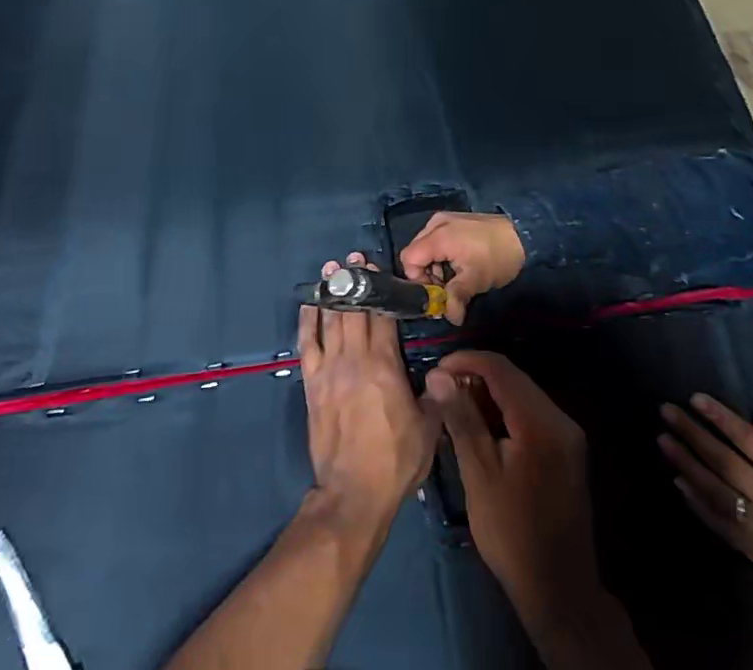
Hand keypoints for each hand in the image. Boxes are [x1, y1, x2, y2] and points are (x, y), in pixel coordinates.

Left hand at [298, 253, 440, 527]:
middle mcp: (354, 361)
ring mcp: (329, 372)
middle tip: (356, 258)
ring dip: (331, 293)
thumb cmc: (397, 460)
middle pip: (354, 311)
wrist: (353, 494)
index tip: (382, 269)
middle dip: (356, 282)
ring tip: (332, 268)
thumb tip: (444, 372)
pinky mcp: (312, 386)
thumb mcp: (430, 427)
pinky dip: (308, 322)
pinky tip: (309, 305)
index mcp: (384, 366)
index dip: (382, 291)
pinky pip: (308, 346)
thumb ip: (438, 394)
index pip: (382, 317)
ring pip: (330, 322)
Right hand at [399, 212, 525, 322]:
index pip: (408, 259)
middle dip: (427, 274)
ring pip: (426, 246)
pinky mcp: (456, 219)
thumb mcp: (475, 281)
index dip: (417, 279)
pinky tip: (461, 263)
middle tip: (447, 287)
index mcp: (438, 235)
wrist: (525, 234)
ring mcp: (446, 218)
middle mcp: (436, 223)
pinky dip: (443, 253)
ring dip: (436, 265)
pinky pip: (437, 238)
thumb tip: (451, 319)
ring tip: (457, 277)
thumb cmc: (497, 256)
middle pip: (416, 252)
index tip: (436, 292)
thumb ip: (456, 299)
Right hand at [424, 350, 596, 618]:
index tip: (434, 370)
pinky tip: (481, 428)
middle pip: (515, 380)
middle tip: (439, 392)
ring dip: (489, 396)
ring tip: (453, 409)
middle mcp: (561, 419)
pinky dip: (505, 414)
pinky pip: (532, 417)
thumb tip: (438, 375)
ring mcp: (568, 436)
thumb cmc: (512, 532)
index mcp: (542, 421)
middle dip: (476, 378)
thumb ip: (461, 419)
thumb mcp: (479, 473)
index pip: (502, 370)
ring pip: (523, 397)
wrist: (558, 586)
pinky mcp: (566, 451)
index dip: (467, 361)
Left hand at [658, 394, 752, 634]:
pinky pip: (716, 521)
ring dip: (685, 462)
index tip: (695, 399)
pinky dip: (695, 500)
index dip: (720, 417)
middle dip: (692, 432)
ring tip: (663, 440)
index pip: (748, 439)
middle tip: (666, 412)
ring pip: (712, 487)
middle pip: (723, 459)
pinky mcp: (751, 550)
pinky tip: (678, 481)